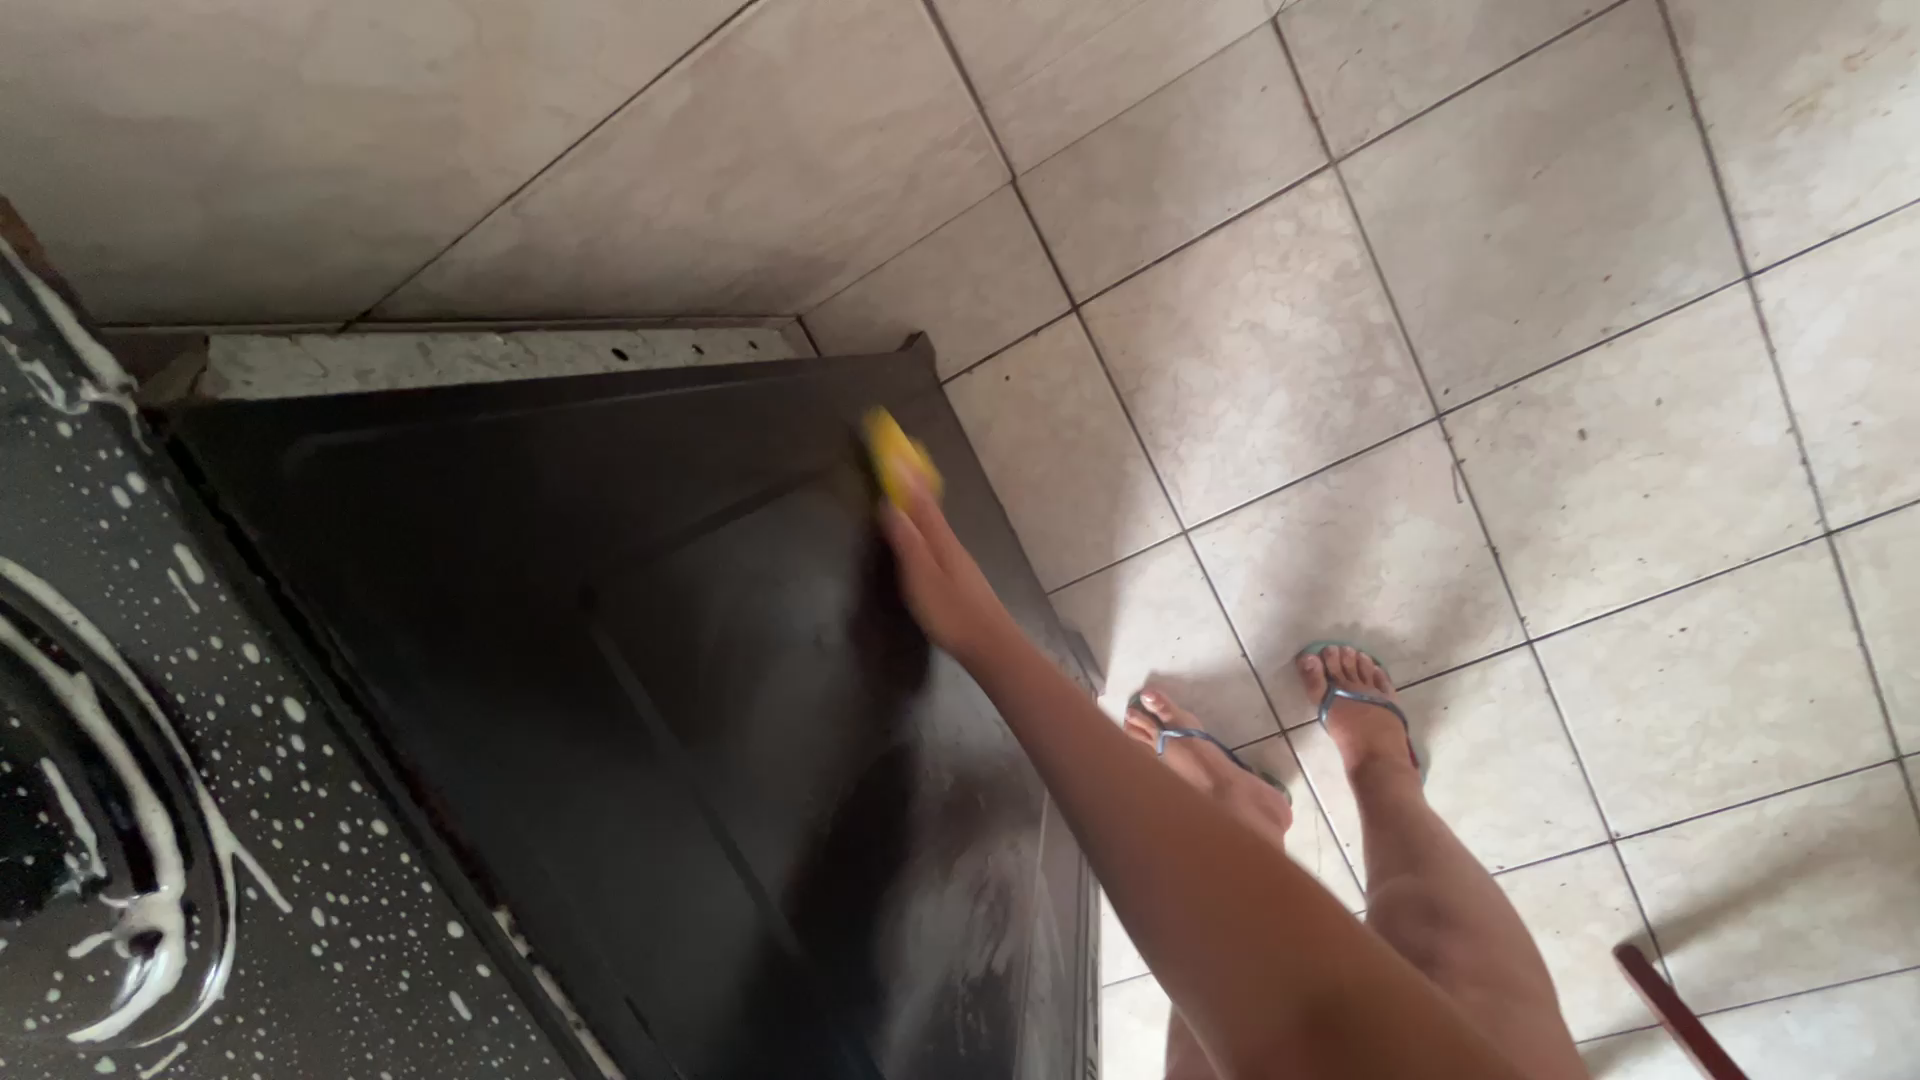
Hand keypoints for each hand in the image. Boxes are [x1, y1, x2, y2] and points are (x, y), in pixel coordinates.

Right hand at [879, 478, 1020, 668]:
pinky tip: (927, 539)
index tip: (897, 453)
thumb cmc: (952, 613)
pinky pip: (940, 543)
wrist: (991, 645)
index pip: (921, 502)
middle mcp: (952, 546)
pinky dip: (929, 529)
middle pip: (931, 510)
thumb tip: (890, 504)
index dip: (907, 479)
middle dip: (915, 487)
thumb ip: (906, 541)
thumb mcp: (921, 577)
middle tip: (902, 465)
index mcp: (941, 541)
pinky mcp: (962, 581)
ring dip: (922, 507)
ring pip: (937, 527)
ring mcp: (960, 563)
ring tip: (910, 494)